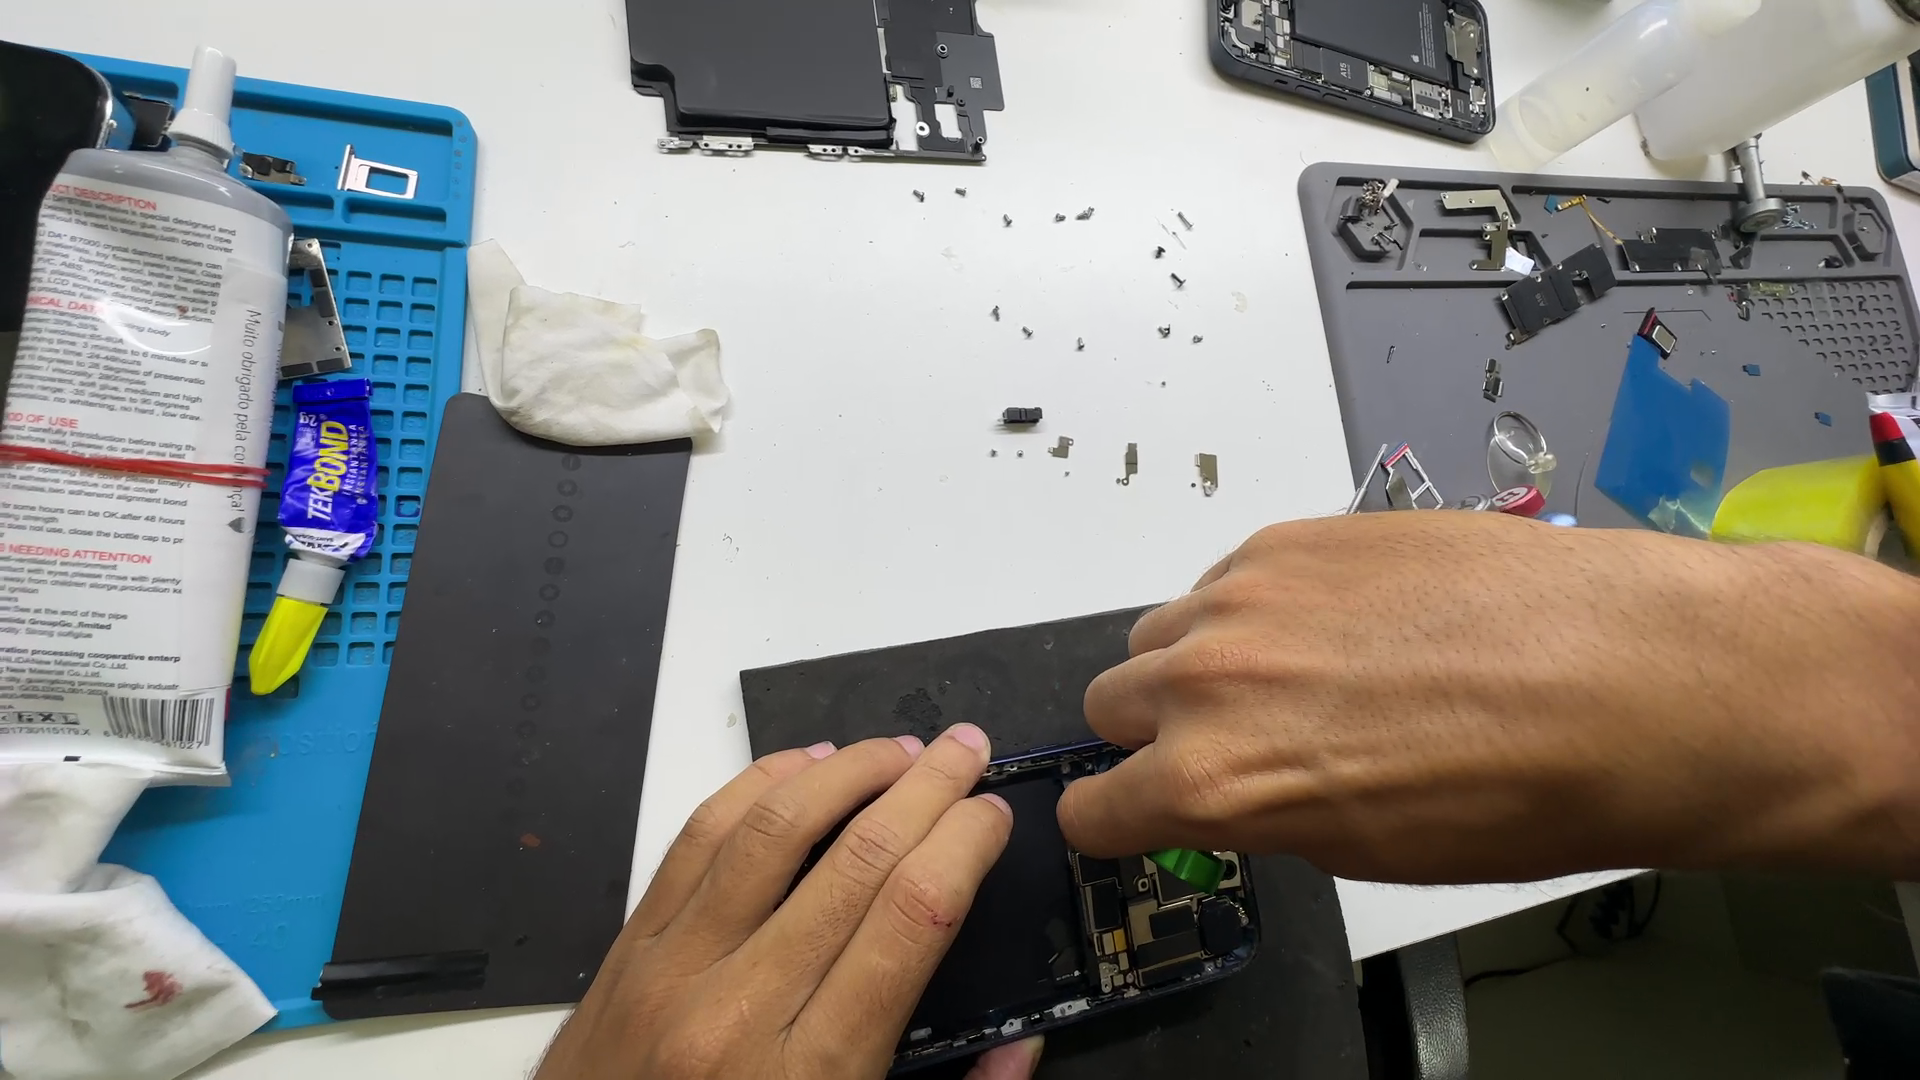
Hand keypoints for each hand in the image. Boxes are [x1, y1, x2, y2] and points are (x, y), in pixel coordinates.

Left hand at [536, 726, 1041, 1079]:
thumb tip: (1024, 1042)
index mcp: (815, 1077)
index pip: (912, 915)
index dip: (964, 845)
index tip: (992, 812)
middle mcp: (741, 1008)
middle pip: (857, 857)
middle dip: (927, 785)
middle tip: (966, 745)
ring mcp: (675, 965)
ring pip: (776, 824)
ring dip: (848, 768)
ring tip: (898, 748)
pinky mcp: (631, 943)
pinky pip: (702, 831)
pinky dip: (762, 779)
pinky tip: (808, 761)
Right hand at [1057, 512, 1919, 883]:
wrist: (1635, 675)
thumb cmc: (1516, 796)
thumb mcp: (1362, 850)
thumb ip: (1251, 813)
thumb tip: (1214, 789)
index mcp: (1216, 780)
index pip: (1092, 807)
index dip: (1112, 816)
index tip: (1134, 808)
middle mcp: (1203, 681)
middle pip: (1105, 703)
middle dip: (1149, 730)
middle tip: (1223, 733)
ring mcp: (1236, 597)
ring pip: (1156, 637)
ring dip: (1193, 663)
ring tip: (1285, 668)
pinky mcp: (1279, 539)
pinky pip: (1220, 585)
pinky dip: (1248, 612)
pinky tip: (1330, 619)